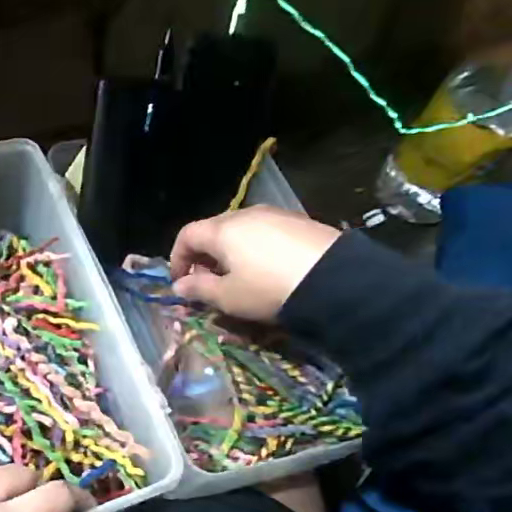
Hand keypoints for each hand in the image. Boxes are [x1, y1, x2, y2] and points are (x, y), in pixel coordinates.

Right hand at [169, 205, 342, 321]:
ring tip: (238, 279)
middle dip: (204, 256)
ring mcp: (275, 215)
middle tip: (208, 283)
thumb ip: (199, 289)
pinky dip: (255, 249)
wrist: (333, 280)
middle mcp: (246, 214)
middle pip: (213, 230)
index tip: (180, 282)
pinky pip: (265, 233)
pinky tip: (266, 271)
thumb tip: (180, 285)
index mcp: (222, 229)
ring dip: (230, 253)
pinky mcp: (299, 222)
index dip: (178, 258)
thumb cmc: (267, 289)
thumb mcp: (228, 297)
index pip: (187, 235)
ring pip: (240, 231)